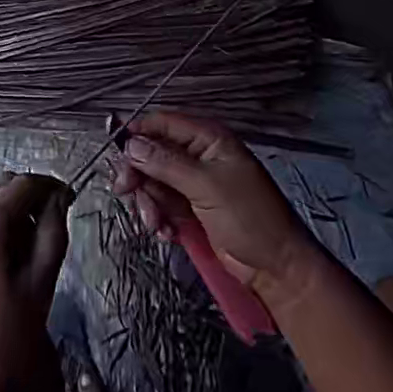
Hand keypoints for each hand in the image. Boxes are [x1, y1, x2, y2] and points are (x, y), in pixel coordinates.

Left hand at [0, 172, 71, 391]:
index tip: (73, 199)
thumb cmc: (1, 333)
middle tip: (58, 226)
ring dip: (21, 216)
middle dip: (35, 200)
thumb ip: (52, 233)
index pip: (26, 182)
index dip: (53, 186)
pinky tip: (19, 262)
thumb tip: (60, 201)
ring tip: (40, 249)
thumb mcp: (39, 281)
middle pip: (9, 189)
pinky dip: (7, 230)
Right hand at [112, 112, 321, 303]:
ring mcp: (194, 184)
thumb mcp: (206, 186)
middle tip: (125, 190)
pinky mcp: (191, 209)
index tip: (116, 149)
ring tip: (156, 223)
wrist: (276, 267)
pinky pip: (162, 205)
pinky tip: (167, 232)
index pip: (164, 124)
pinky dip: (159, 218)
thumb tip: (132, 144)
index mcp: (208, 139)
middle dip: (139, 174)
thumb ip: (166, 163)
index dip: (138, 133)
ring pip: (154, 182)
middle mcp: (199, 156)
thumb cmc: (249, 217)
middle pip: (153, 154)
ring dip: (150, 202)